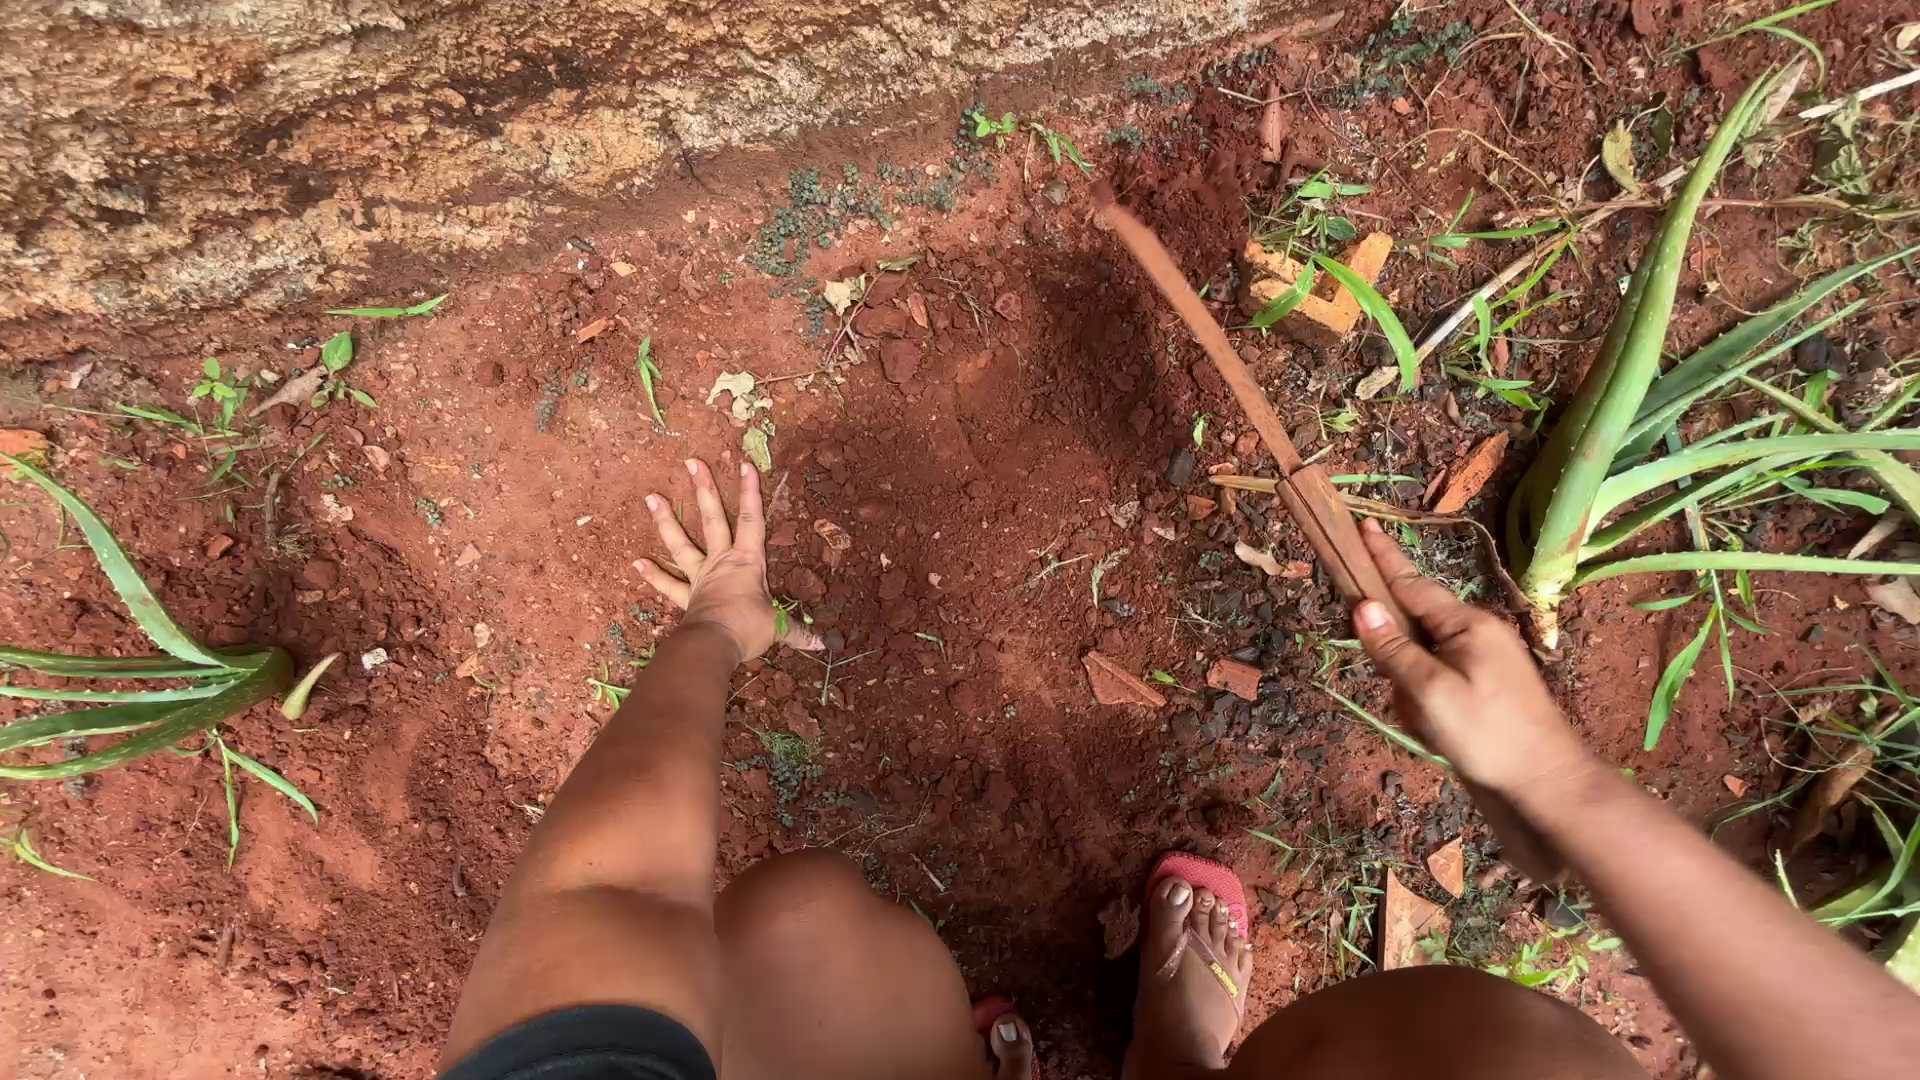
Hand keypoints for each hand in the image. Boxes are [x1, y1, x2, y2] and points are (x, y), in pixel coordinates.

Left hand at [636, 459, 822, 662]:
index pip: (752, 520)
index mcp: (747, 562)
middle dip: (705, 490)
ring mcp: (701, 577)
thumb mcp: (778, 628)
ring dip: (666, 521)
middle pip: (713, 520)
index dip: (751, 492)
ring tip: (651, 497)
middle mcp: (721, 562)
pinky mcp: (687, 597)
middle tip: (691, 463)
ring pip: (682, 544)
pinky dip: (653, 575)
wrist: (713, 645)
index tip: (745, 464)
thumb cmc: (748, 628)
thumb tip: (822, 644)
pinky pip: (669, 585)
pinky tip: (637, 562)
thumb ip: (798, 632)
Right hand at [1348, 517, 1595, 798]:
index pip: (1410, 583)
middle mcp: (1474, 631)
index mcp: (1467, 624)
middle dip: (1393, 656)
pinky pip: (1430, 675)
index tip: (1362, 525)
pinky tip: (1433, 727)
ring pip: (1416, 653)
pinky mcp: (1478, 680)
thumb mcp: (1430, 692)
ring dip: (1408, 686)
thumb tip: (1362, 606)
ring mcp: (1479, 656)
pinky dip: (1421, 698)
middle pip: (1409, 621)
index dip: (1382, 557)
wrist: (1546, 785)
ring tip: (1426, 722)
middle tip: (1404, 695)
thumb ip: (1392, 648)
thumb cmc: (1488, 735)